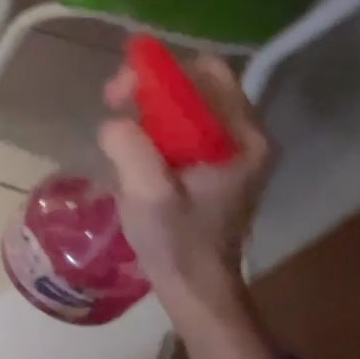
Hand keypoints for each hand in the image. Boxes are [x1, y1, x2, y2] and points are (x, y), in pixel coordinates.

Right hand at [99, 54, 277, 358]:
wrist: (196, 285)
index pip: (206, 73)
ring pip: (185, 102)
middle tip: (114, 106)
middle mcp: (245, 137)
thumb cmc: (177, 240)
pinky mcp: (213, 163)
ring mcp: (231, 150)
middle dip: (148, 86)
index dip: (159, 73)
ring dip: (146, 107)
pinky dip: (153, 126)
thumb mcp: (148, 192)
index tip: (122, 95)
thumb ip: (131, 147)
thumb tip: (116, 123)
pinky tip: (135, 150)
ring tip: (120, 133)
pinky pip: (181, 124)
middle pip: (194, 83)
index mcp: (243, 139)